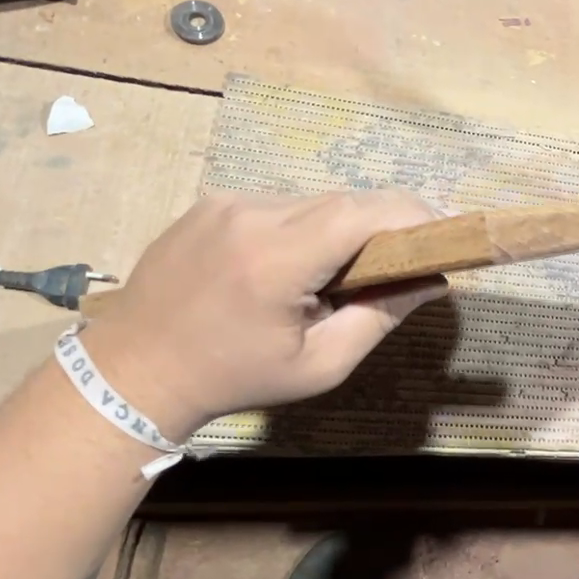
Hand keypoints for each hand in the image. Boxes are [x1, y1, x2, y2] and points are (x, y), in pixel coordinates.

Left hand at [78, 191, 446, 439]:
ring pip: (316, 200)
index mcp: (275, 258)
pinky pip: (284, 204)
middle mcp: (250, 214)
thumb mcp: (319, 365)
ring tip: (357, 265)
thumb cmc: (233, 379)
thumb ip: (380, 317)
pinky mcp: (213, 201)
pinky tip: (307, 260)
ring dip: (349, 224)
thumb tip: (433, 282)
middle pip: (345, 201)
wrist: (131, 372)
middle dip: (391, 220)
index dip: (415, 214)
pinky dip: (312, 225)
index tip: (448, 231)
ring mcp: (227, 201)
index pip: (364, 212)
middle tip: (416, 252)